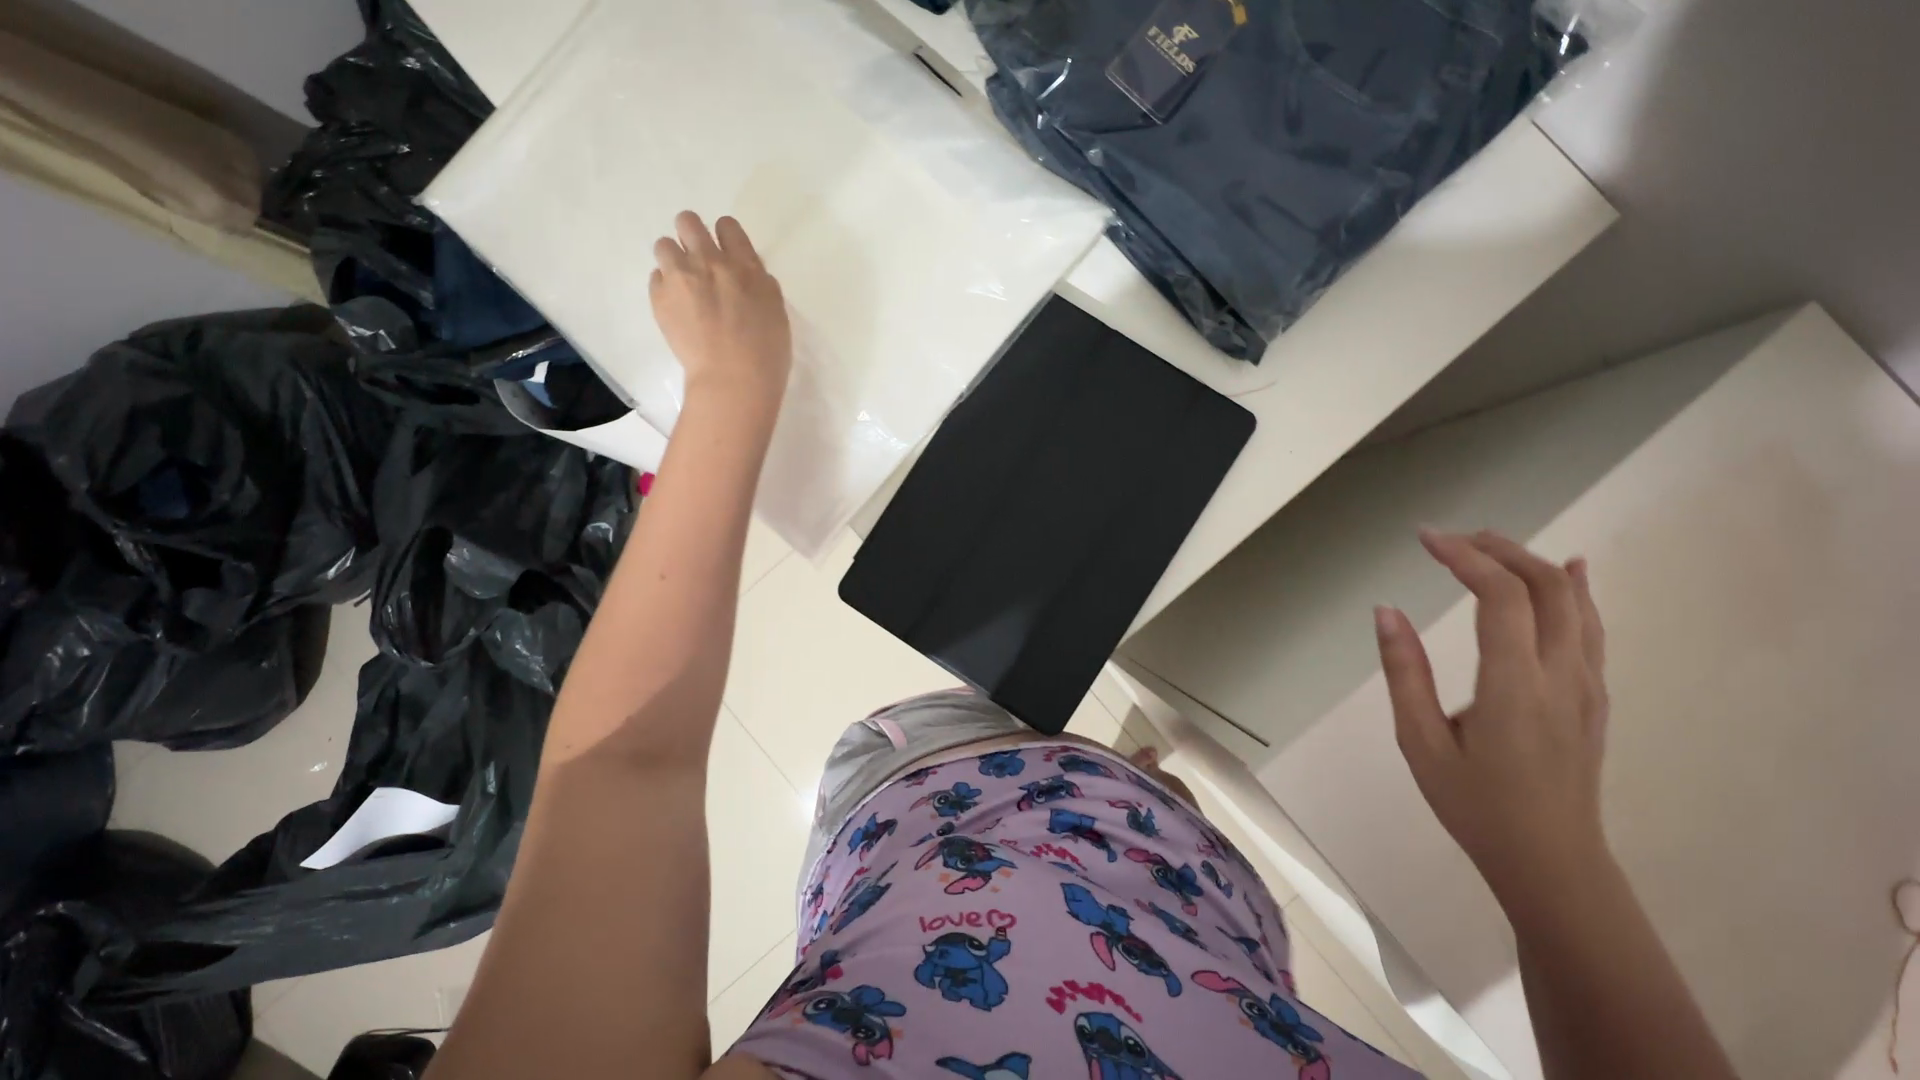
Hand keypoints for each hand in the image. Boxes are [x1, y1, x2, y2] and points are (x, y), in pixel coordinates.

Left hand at [650, 211, 790, 402]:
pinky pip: (655, 277)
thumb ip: (758, 282)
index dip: (724, 236)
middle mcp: (709, 261)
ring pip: (663, 244)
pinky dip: (665, 287)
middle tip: (697, 260)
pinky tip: (677, 308)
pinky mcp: (660, 298)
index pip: (726, 225)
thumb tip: (744, 274)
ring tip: (682, 284)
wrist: (734, 379)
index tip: (725, 253)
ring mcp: (680, 277)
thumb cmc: (766, 351)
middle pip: (687, 221)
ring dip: (672, 259)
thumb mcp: (776, 308)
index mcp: (744, 264)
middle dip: (690, 235)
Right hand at [1375, 529, 1611, 906]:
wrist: (1551, 860)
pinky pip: (1591, 627)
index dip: (1464, 557)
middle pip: (1546, 586)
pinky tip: (1570, 569)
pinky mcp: (1594, 696)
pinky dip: (1576, 589)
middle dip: (1500, 549)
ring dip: (1533, 563)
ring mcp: (1586, 685)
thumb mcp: (1422, 744)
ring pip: (1575, 602)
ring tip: (1491, 545)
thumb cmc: (1475, 806)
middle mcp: (1560, 675)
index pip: (1500, 596)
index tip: (1425, 539)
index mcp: (1514, 686)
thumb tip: (1386, 611)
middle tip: (1453, 538)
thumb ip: (1405, 674)